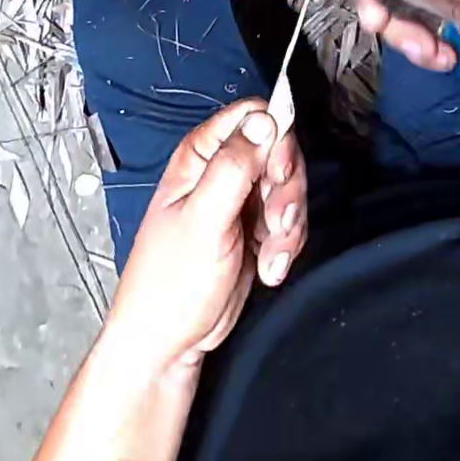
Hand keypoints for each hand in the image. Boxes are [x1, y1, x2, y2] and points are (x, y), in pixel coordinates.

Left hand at [100, 100, 309, 373]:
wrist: (169, 344)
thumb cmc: (170, 284)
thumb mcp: (203, 220)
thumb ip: (234, 166)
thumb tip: (265, 119)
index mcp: (201, 155)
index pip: (252, 116)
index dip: (275, 136)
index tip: (279, 171)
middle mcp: (222, 169)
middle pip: (279, 150)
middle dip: (286, 189)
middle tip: (276, 221)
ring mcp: (240, 198)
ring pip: (289, 186)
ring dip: (289, 223)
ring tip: (270, 256)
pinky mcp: (256, 226)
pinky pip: (290, 218)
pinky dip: (287, 244)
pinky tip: (269, 267)